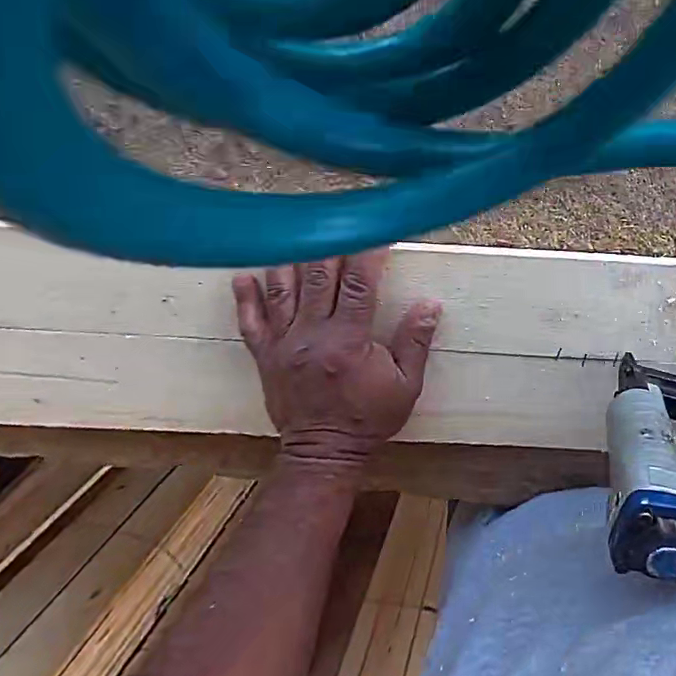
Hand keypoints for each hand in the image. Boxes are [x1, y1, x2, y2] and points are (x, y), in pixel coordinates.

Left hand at [232, 250, 441, 469]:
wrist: (323, 453)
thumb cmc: (369, 419)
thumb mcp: (406, 386)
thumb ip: (415, 342)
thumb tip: (429, 305)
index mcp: (348, 341)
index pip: (358, 285)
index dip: (367, 255)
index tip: (376, 233)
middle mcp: (312, 335)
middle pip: (317, 278)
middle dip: (329, 246)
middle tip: (337, 223)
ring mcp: (284, 344)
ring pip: (282, 291)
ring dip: (289, 260)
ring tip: (295, 233)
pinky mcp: (265, 356)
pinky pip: (251, 322)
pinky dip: (247, 297)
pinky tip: (245, 275)